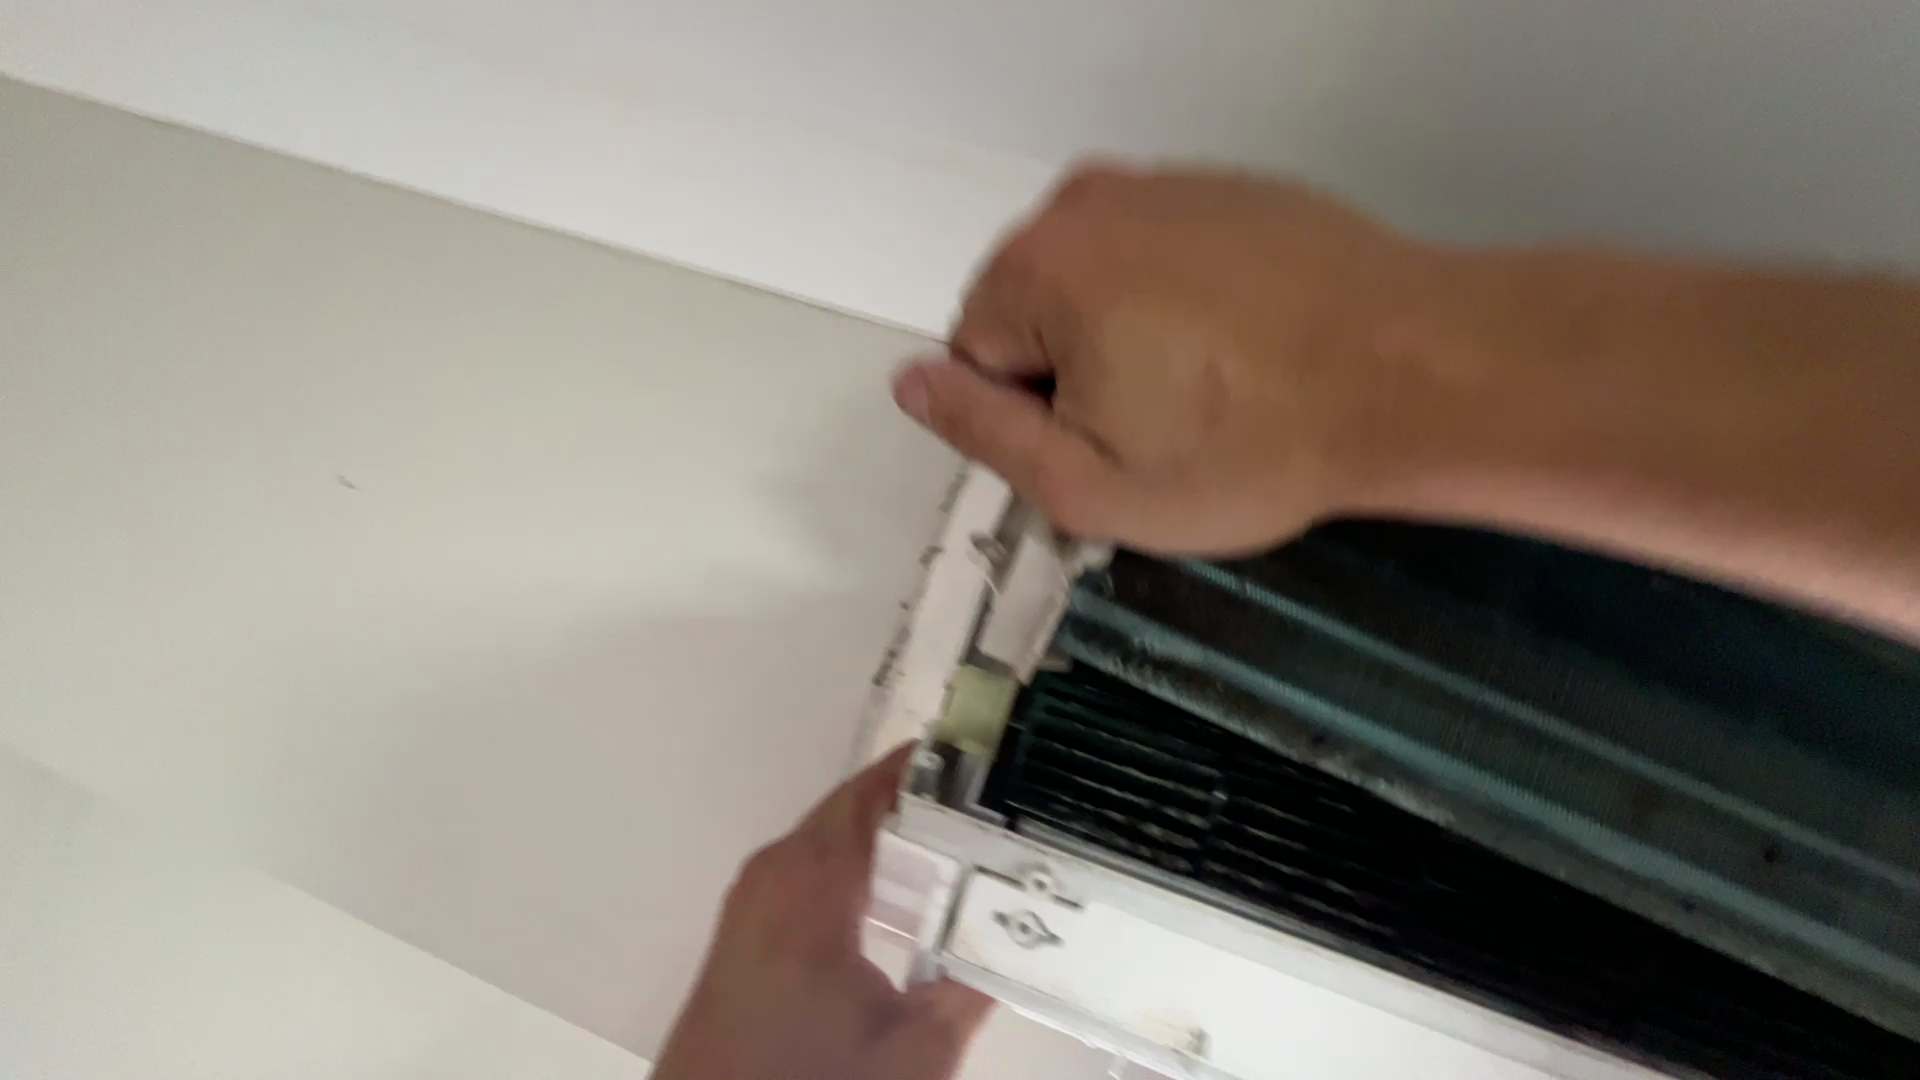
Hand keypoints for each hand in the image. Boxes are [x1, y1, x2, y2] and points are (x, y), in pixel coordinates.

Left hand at [650, 745, 992, 1079]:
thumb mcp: (912, 1051)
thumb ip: (970, 986)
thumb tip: (1018, 940)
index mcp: (812, 877)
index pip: (873, 790)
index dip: (924, 766)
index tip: (980, 755)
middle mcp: (777, 869)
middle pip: (855, 809)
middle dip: (918, 803)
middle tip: (986, 806)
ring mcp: (754, 897)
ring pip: (833, 839)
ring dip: (888, 837)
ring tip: (957, 846)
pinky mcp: (746, 928)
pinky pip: (811, 870)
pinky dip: (857, 867)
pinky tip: (898, 896)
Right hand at [892, 165, 1467, 554]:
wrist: (1418, 374)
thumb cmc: (1247, 446)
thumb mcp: (1087, 483)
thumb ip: (980, 432)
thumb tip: (910, 384)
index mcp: (1037, 268)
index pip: (972, 358)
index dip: (1029, 422)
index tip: (1103, 448)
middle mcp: (1084, 204)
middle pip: (1027, 316)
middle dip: (1069, 380)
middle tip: (1152, 431)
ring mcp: (1160, 187)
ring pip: (1090, 291)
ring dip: (1121, 346)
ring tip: (1201, 394)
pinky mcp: (1223, 191)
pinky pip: (1153, 262)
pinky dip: (1172, 310)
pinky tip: (1235, 352)